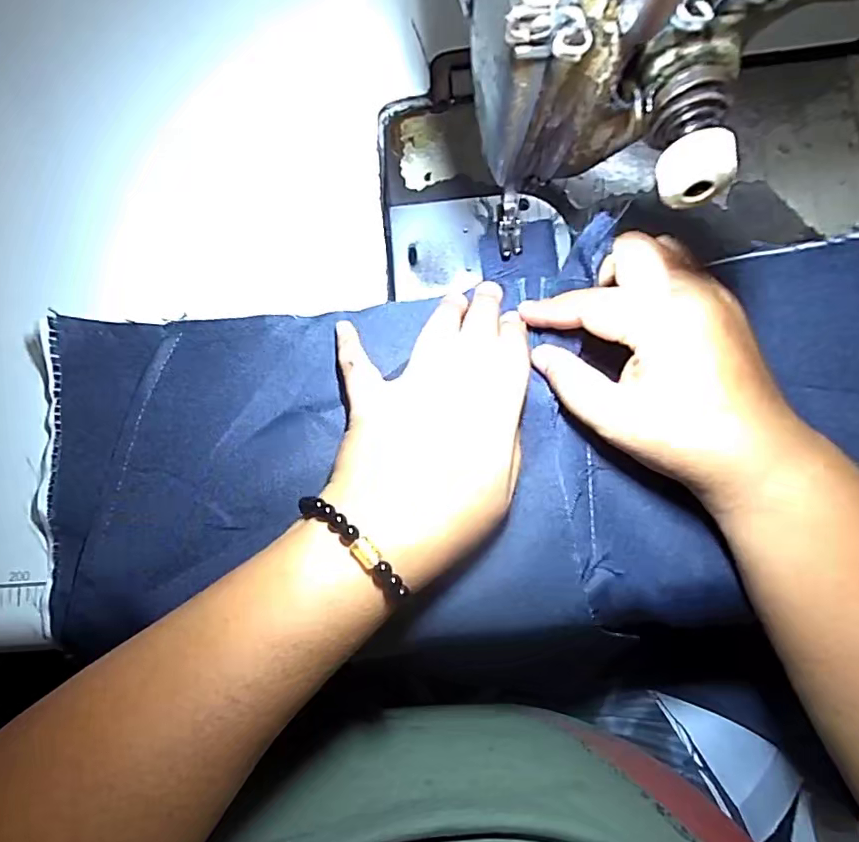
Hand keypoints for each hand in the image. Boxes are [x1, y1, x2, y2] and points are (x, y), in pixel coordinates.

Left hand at [320, 282, 529, 588]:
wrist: (386, 532)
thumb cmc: (455, 520)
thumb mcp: (504, 487)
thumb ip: (508, 441)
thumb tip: (504, 413)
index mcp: (496, 403)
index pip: (510, 354)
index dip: (513, 333)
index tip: (514, 321)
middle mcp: (456, 380)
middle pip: (475, 332)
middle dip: (485, 308)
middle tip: (488, 292)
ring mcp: (409, 384)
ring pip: (431, 335)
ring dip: (444, 312)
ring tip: (453, 297)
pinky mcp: (370, 398)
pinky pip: (358, 366)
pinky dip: (350, 347)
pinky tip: (345, 328)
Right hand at [517, 232, 825, 517]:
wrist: (754, 453)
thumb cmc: (684, 439)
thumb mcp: (615, 418)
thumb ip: (571, 381)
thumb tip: (542, 355)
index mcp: (658, 315)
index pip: (592, 301)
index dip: (553, 310)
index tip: (526, 314)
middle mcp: (689, 290)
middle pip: (633, 248)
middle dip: (601, 277)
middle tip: (589, 319)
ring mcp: (713, 294)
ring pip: (662, 252)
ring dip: (632, 275)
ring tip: (620, 321)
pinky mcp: (726, 307)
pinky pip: (683, 272)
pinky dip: (656, 285)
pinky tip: (650, 328)